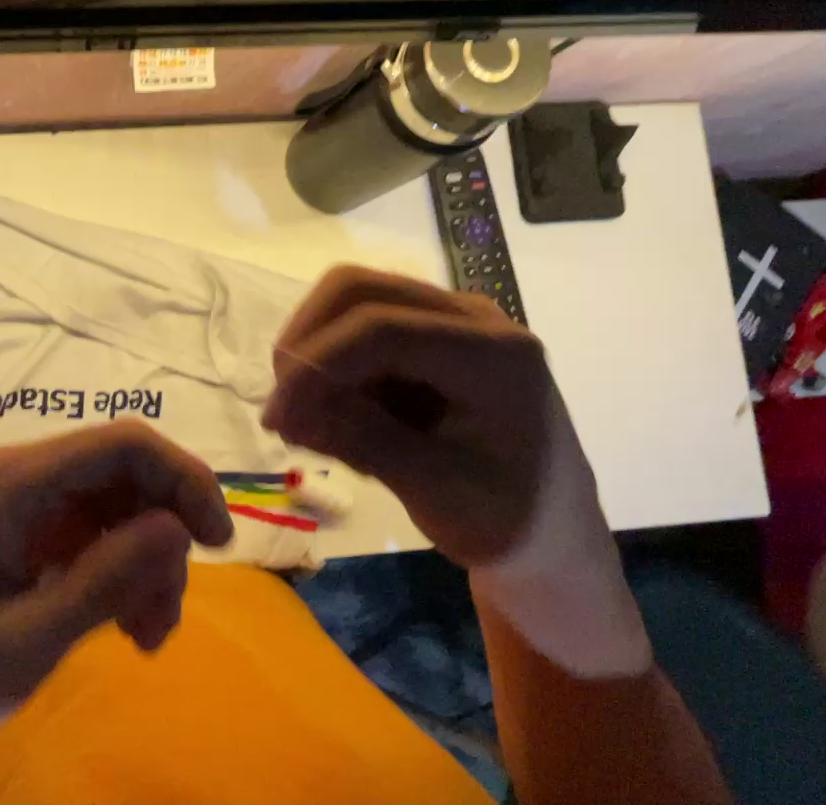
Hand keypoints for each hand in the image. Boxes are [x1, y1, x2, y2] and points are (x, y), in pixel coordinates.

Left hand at [0, 421, 233, 794]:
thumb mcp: (26, 641)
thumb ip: (104, 581)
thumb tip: (180, 525)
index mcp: (17, 482)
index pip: (125, 442)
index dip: (185, 477)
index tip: (219, 542)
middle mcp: (26, 477)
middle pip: (129, 475)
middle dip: (165, 539)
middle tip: (166, 620)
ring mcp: (27, 504)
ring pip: (121, 508)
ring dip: (148, 565)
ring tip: (146, 638)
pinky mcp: (28, 533)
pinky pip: (98, 535)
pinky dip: (124, 574)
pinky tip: (127, 627)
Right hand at [261, 266, 648, 674]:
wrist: (550, 534)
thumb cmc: (504, 520)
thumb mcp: (433, 489)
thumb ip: (359, 439)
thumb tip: (282, 410)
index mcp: (492, 354)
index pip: (380, 328)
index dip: (315, 363)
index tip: (275, 418)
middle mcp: (473, 317)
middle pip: (358, 290)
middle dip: (306, 342)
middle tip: (283, 407)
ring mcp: (452, 319)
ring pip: (353, 300)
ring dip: (316, 351)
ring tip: (314, 421)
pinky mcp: (432, 332)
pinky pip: (361, 324)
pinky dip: (334, 362)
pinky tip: (342, 415)